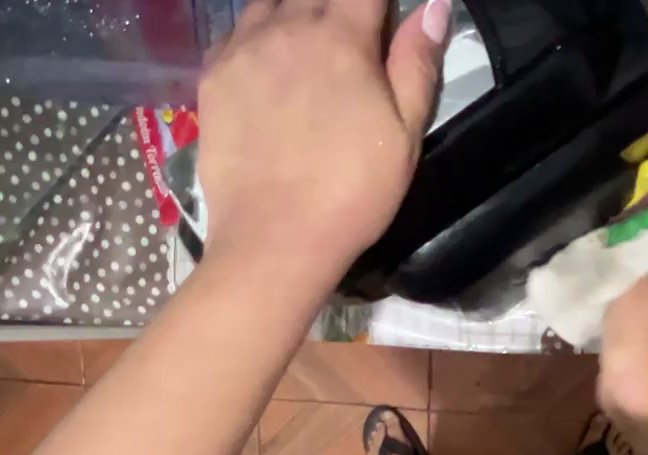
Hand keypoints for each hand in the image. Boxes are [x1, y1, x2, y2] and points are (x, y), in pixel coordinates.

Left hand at [196, 0, 450, 274]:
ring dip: (295, 12)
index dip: (377, 1)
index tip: (383, 21)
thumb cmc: (353, 193)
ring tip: (309, 51)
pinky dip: (257, 35)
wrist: (276, 237)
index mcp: (342, 37)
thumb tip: (435, 5)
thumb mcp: (404, 138)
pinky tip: (269, 67)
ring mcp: (243, 48)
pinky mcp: (213, 75)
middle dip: (337, 6)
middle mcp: (287, 25)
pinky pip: (235, 32)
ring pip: (270, 2)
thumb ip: (417, 65)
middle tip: (350, 48)